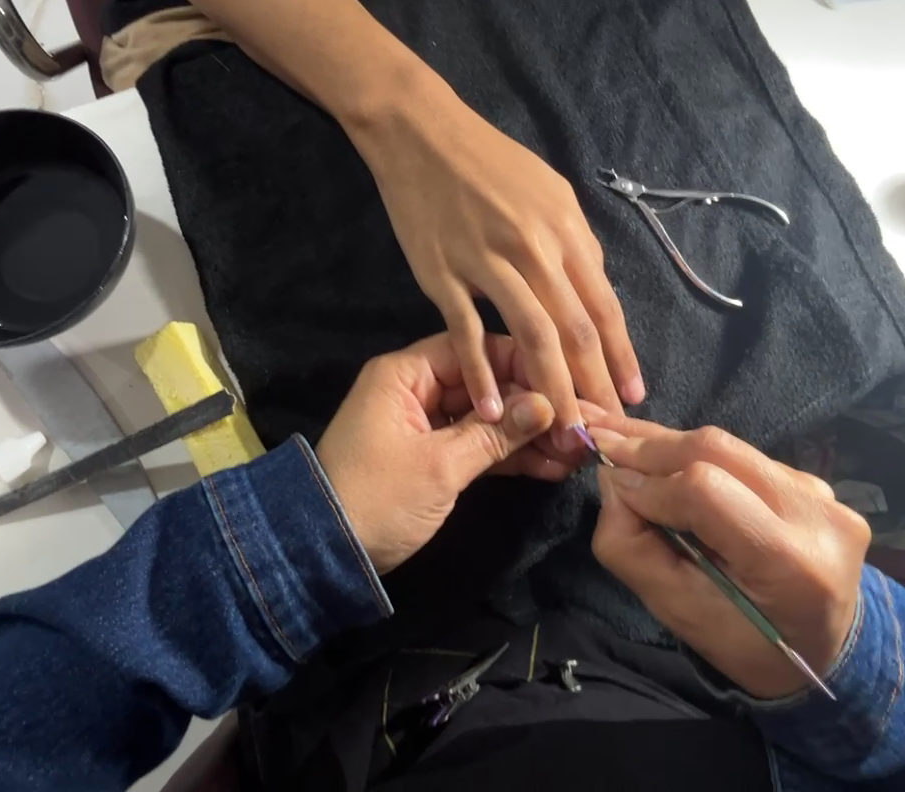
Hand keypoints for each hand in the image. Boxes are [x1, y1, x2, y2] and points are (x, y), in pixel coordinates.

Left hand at [315, 333, 559, 573]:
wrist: (323, 555)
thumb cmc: (377, 498)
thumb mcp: (440, 465)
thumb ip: (495, 434)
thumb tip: (548, 405)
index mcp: (406, 374)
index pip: (473, 349)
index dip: (521, 364)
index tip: (566, 384)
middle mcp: (417, 389)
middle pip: (485, 384)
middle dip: (533, 406)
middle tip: (580, 426)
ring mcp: (426, 424)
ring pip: (487, 418)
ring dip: (528, 435)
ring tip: (576, 452)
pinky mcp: (432, 456)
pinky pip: (477, 446)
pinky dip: (509, 457)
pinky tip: (552, 467)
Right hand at [351, 88, 642, 454]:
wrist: (423, 135)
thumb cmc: (490, 161)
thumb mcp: (550, 190)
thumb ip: (575, 243)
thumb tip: (593, 289)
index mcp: (565, 229)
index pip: (603, 306)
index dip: (621, 357)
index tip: (632, 396)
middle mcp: (535, 249)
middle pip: (574, 330)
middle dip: (594, 387)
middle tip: (602, 433)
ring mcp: (488, 262)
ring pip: (531, 337)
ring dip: (552, 390)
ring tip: (562, 433)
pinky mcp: (444, 274)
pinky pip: (467, 331)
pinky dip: (482, 373)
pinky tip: (492, 408)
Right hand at [587, 414, 869, 698]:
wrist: (823, 650)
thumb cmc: (743, 641)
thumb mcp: (676, 611)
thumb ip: (630, 546)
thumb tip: (612, 476)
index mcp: (792, 563)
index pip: (706, 490)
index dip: (650, 482)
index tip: (610, 481)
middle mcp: (817, 517)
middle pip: (715, 449)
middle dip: (649, 444)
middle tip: (599, 436)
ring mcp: (822, 493)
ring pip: (725, 444)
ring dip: (666, 442)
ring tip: (619, 436)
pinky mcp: (815, 481)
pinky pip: (739, 454)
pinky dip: (694, 454)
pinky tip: (664, 457)